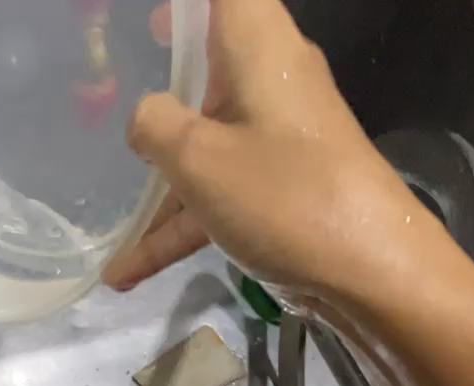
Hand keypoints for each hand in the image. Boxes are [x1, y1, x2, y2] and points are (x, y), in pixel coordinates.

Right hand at [103, 0, 444, 303]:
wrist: (365, 270)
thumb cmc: (283, 196)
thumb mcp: (199, 159)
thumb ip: (155, 126)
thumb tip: (144, 117)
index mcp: (258, 46)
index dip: (184, 4)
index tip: (144, 21)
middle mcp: (267, 82)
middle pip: (206, 63)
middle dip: (161, 76)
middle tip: (111, 81)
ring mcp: (271, 141)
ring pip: (202, 147)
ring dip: (155, 192)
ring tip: (108, 235)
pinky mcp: (275, 190)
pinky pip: (213, 199)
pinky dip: (175, 231)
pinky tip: (128, 272)